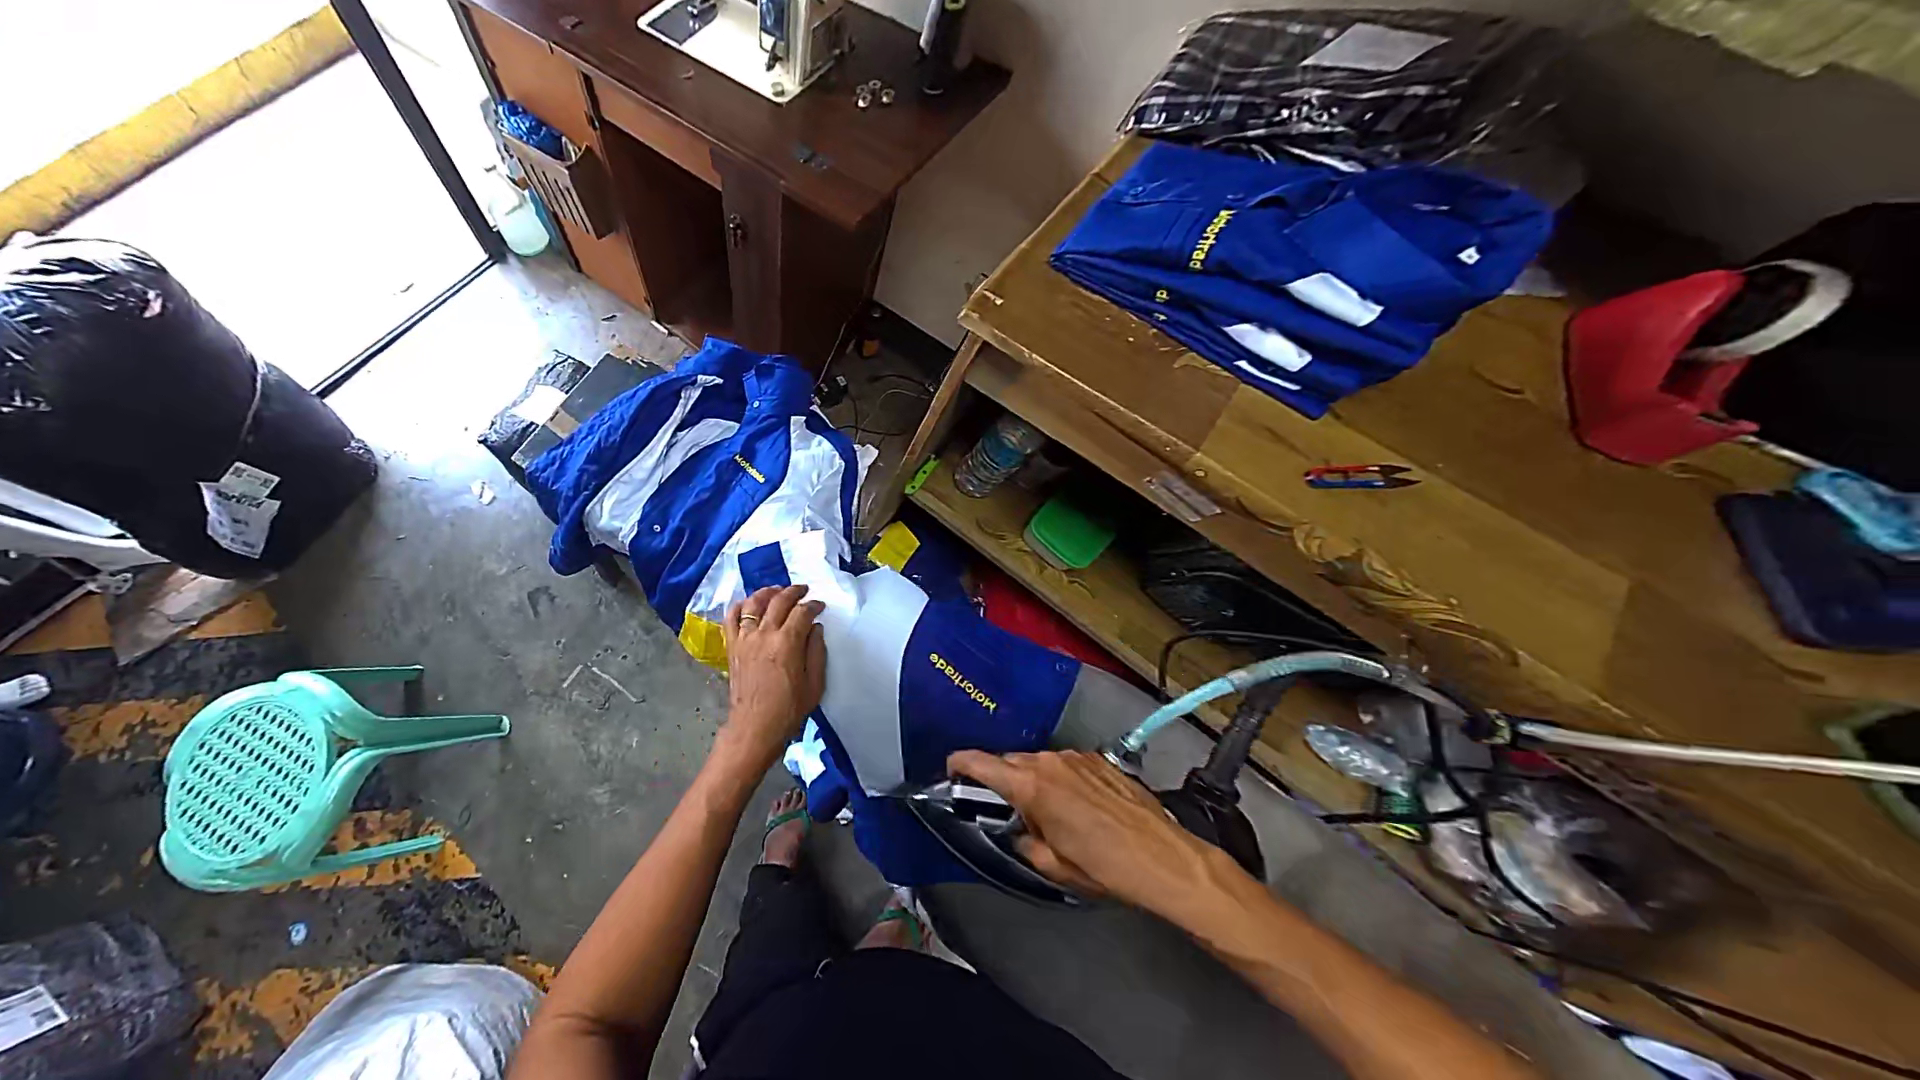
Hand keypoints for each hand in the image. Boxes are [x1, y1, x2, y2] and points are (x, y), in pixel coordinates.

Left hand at [718, 585, 825, 766]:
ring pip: (754, 604)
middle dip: (794, 592)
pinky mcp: (732, 647)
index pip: (802, 612)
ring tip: (778, 590)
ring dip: (768, 592)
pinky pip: (731, 618)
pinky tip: (749, 603)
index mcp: (788, 643)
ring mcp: (745, 639)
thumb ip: (817, 651)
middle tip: (804, 590)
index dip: (814, 605)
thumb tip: (816, 628)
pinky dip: (740, 606)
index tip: (820, 606)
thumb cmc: (789, 708)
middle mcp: (764, 635)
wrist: (755, 726)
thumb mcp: (815, 683)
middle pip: (779, 601)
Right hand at [945, 749, 1227, 915]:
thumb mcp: (1052, 865)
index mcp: (1031, 785)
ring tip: (1048, 813)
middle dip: (1002, 781)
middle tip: (1007, 810)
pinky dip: (1061, 780)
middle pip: (1011, 762)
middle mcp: (1052, 762)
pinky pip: (1067, 765)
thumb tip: (1022, 833)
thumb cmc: (1104, 866)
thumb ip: (1025, 842)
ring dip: (1034, 781)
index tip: (951, 769)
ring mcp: (1078, 757)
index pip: (982, 763)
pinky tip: (1077, 807)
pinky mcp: (1100, 760)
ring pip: (1040, 763)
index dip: (960, 763)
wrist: (1163, 858)